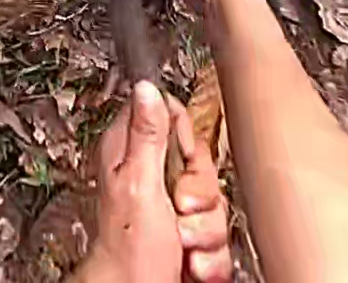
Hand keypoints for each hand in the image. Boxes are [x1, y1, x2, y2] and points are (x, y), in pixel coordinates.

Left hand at [76, 81, 232, 282]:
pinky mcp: (188, 235)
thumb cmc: (129, 243)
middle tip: (181, 209)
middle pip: (199, 161)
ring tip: (182, 244)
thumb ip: (146, 133)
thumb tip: (145, 85)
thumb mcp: (139, 180)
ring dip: (205, 232)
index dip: (184, 134)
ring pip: (213, 203)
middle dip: (201, 194)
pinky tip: (191, 264)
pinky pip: (218, 237)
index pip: (167, 112)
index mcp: (130, 147)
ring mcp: (169, 203)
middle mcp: (149, 170)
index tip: (185, 157)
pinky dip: (210, 257)